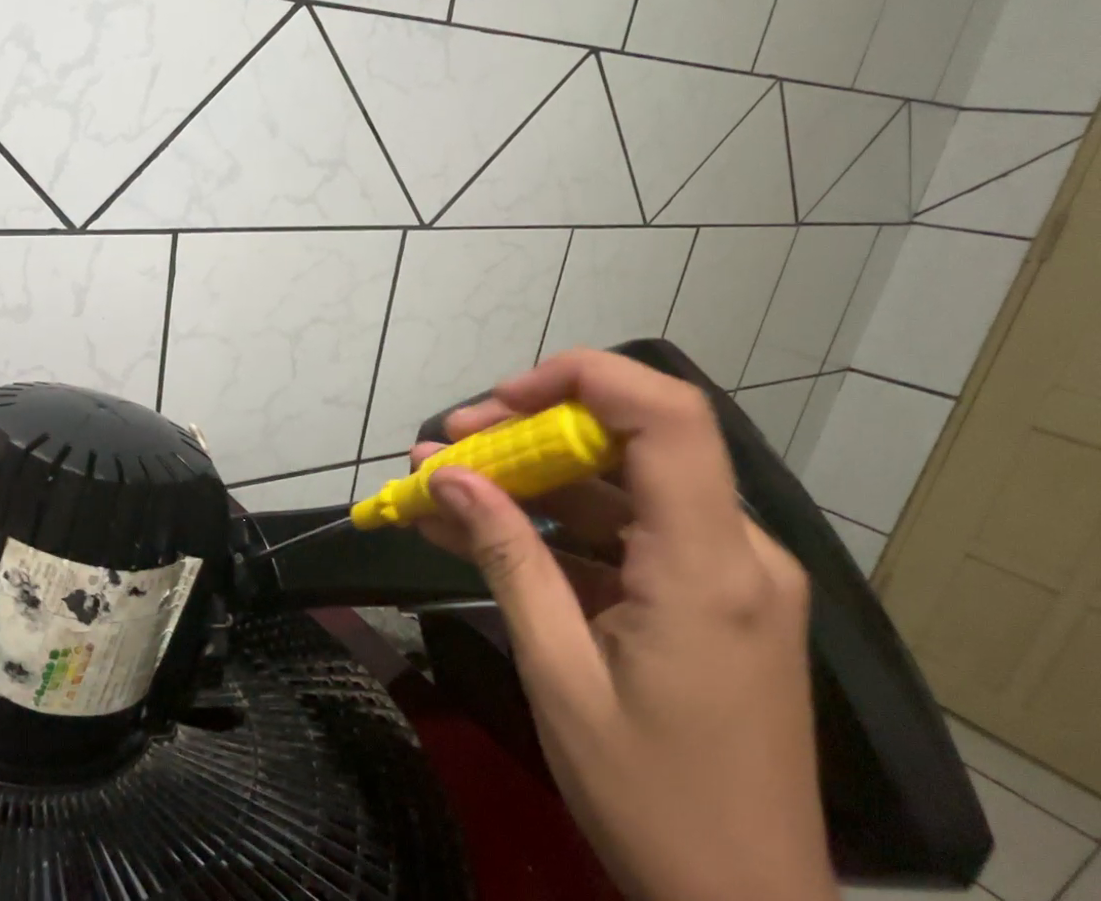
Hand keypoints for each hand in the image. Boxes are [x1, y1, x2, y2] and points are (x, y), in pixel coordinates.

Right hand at [412, 349, 836, 900]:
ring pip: (621, 495)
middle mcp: (734, 553)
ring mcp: (725, 578)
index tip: (494, 404)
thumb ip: (507, 558)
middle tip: (442, 450)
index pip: (666, 416)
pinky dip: (558, 533)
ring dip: (531, 486)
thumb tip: (448, 477)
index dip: (580, 379)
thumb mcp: (558, 672)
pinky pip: (629, 542)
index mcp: (708, 565)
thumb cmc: (647, 795)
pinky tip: (483, 533)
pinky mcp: (709, 603)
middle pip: (631, 447)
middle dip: (528, 435)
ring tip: (439, 488)